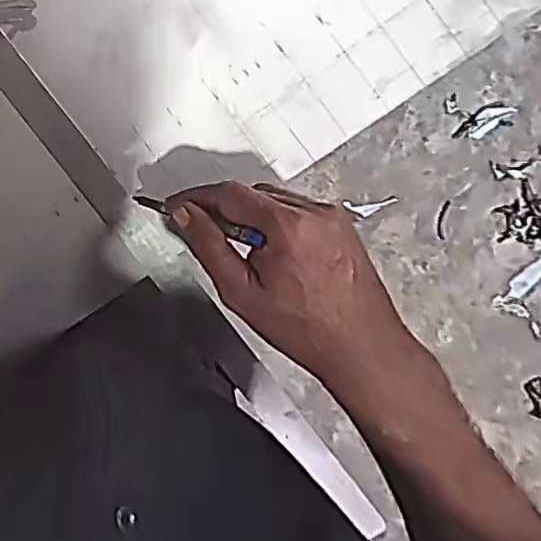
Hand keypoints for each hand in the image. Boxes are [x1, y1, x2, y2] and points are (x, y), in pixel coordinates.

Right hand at [165, 182, 425, 387]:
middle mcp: (315, 213)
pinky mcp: (341, 225)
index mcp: (288, 226)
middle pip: (252, 192)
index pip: (229, 192)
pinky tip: (274, 254)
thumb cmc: (308, 331)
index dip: (197, 197)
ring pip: (274, 199)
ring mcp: (332, 217)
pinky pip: (297, 210)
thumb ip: (208, 246)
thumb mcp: (241, 292)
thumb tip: (186, 216)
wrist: (360, 348)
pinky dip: (277, 222)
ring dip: (251, 216)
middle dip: (224, 208)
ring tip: (247, 254)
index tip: (180, 205)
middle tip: (204, 230)